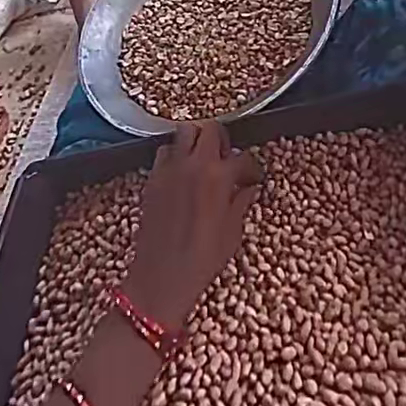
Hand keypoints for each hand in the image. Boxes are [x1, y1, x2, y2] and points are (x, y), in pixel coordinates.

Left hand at [122, 120, 262, 329]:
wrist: (160, 278)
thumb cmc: (201, 260)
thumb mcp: (232, 232)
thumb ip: (241, 202)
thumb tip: (249, 188)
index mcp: (219, 176)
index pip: (242, 157)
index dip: (252, 167)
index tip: (253, 177)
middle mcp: (193, 165)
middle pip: (210, 128)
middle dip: (222, 139)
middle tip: (226, 158)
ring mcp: (170, 169)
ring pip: (184, 133)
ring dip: (196, 142)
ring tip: (203, 161)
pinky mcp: (152, 179)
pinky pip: (164, 152)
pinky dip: (175, 155)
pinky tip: (182, 174)